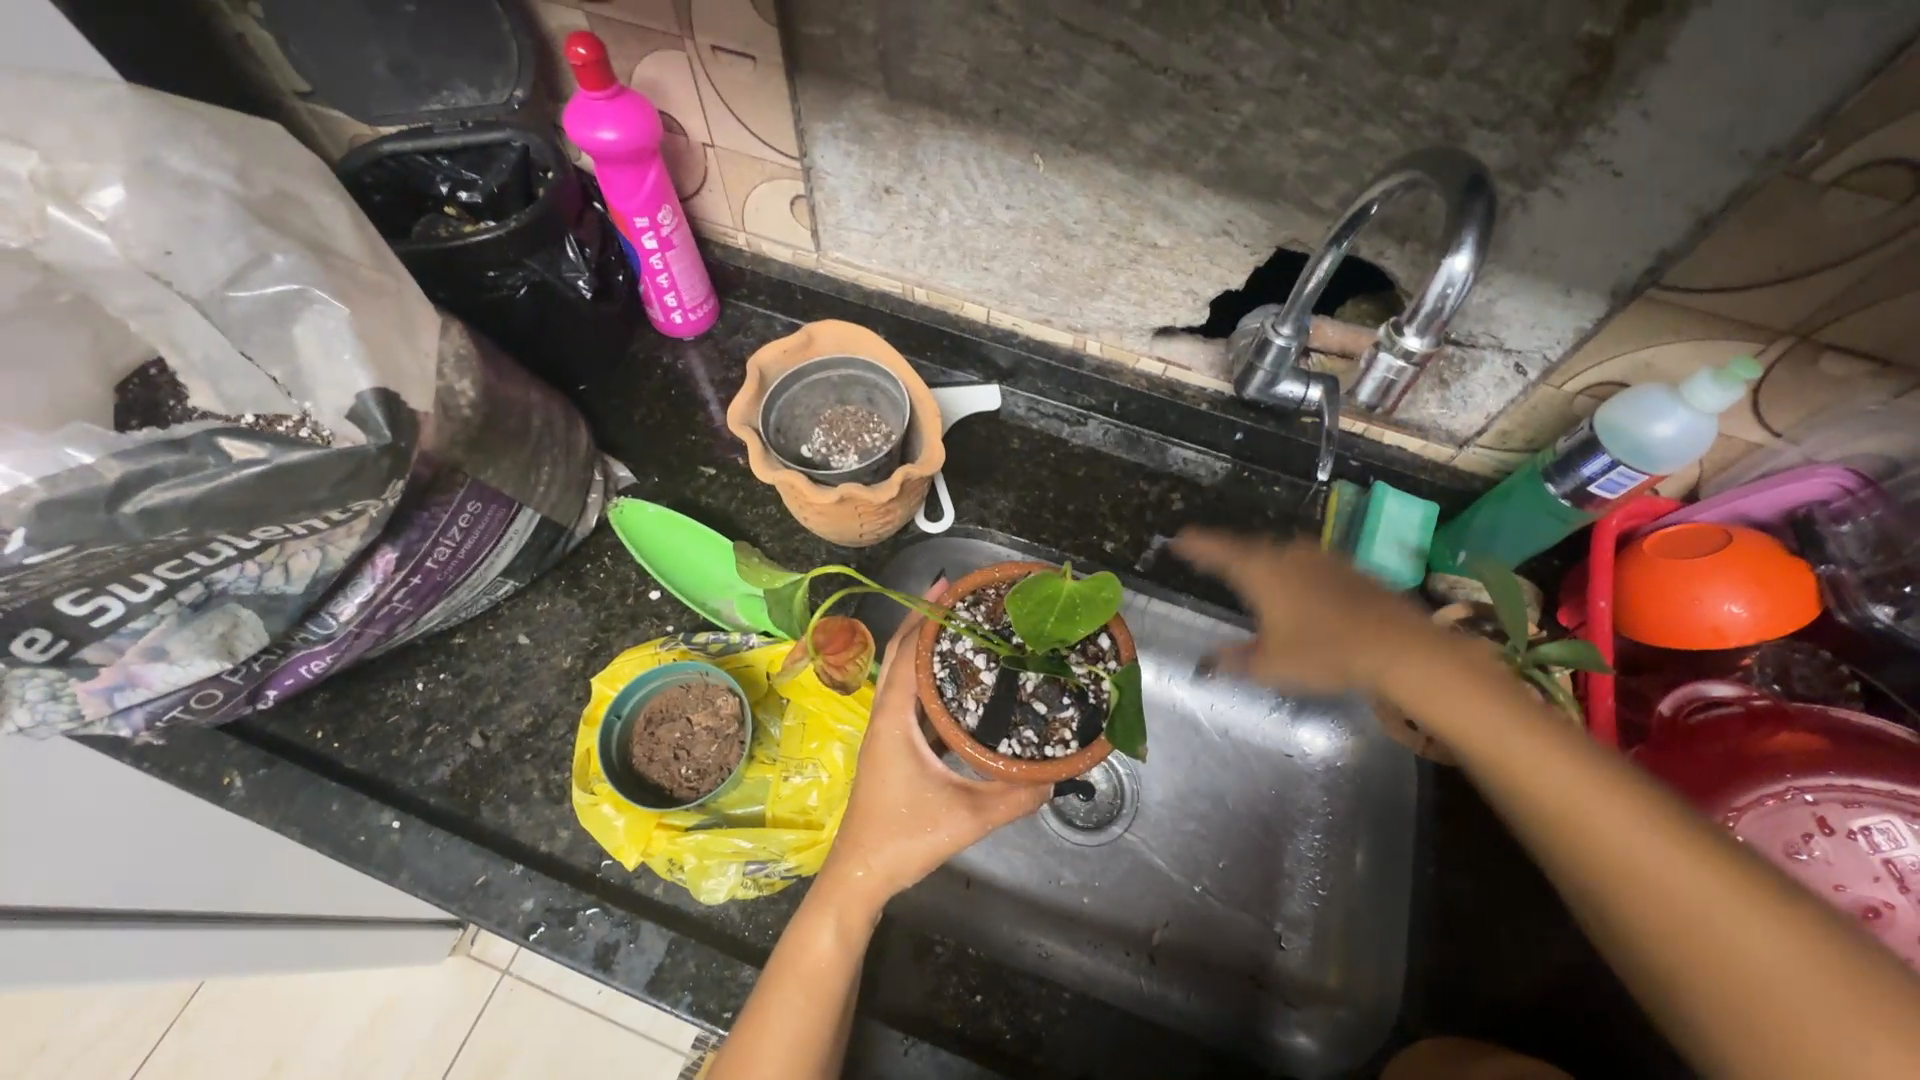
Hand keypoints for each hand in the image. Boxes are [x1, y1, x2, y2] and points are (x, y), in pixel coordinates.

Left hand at [816, 586, 1051, 912]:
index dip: (927, 616)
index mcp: (893, 720)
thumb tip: (1058, 778)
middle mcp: (885, 718)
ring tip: (965, 635)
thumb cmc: (904, 838)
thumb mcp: (968, 817)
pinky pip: (910, 705)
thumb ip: (1015, 797)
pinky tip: (960, 691)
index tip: (951, 586)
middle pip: (900, 656)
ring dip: (926, 653)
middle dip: (925, 622)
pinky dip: (929, 687)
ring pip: (903, 681)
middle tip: (961, 600)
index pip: (907, 653)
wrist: (860, 877)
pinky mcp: (892, 752)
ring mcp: (886, 735)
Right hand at [1173, 528, 1459, 696]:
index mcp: (1260, 571)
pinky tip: (1299, 594)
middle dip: (1231, 555)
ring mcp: (1322, 559)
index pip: (1218, 551)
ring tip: (1255, 576)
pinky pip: (1309, 566)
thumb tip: (1208, 661)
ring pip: (1282, 555)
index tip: (1179, 539)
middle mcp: (1287, 555)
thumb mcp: (1271, 666)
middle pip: (1250, 549)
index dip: (1196, 546)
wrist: (1400, 646)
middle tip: (1213, 559)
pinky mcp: (1350, 569)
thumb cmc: (1325, 653)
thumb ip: (1235, 660)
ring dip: (1266, 564)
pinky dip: (1296, 575)